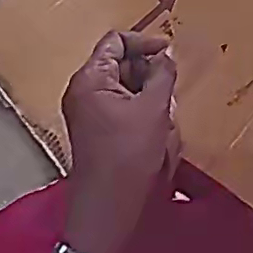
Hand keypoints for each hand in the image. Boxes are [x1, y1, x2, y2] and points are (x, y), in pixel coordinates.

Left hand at [62, 31, 179, 252]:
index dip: (144, 42)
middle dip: (148, 72)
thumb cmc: (128, 155)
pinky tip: (156, 128)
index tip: (169, 52)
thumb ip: (162, 73)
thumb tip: (166, 55)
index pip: (116, 41)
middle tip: (169, 89)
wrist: (108, 210)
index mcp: (90, 80)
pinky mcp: (97, 129)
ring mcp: (88, 111)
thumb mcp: (153, 107)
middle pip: (121, 62)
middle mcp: (84, 90)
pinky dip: (142, 109)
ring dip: (149, 93)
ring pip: (126, 85)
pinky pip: (123, 105)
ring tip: (163, 114)